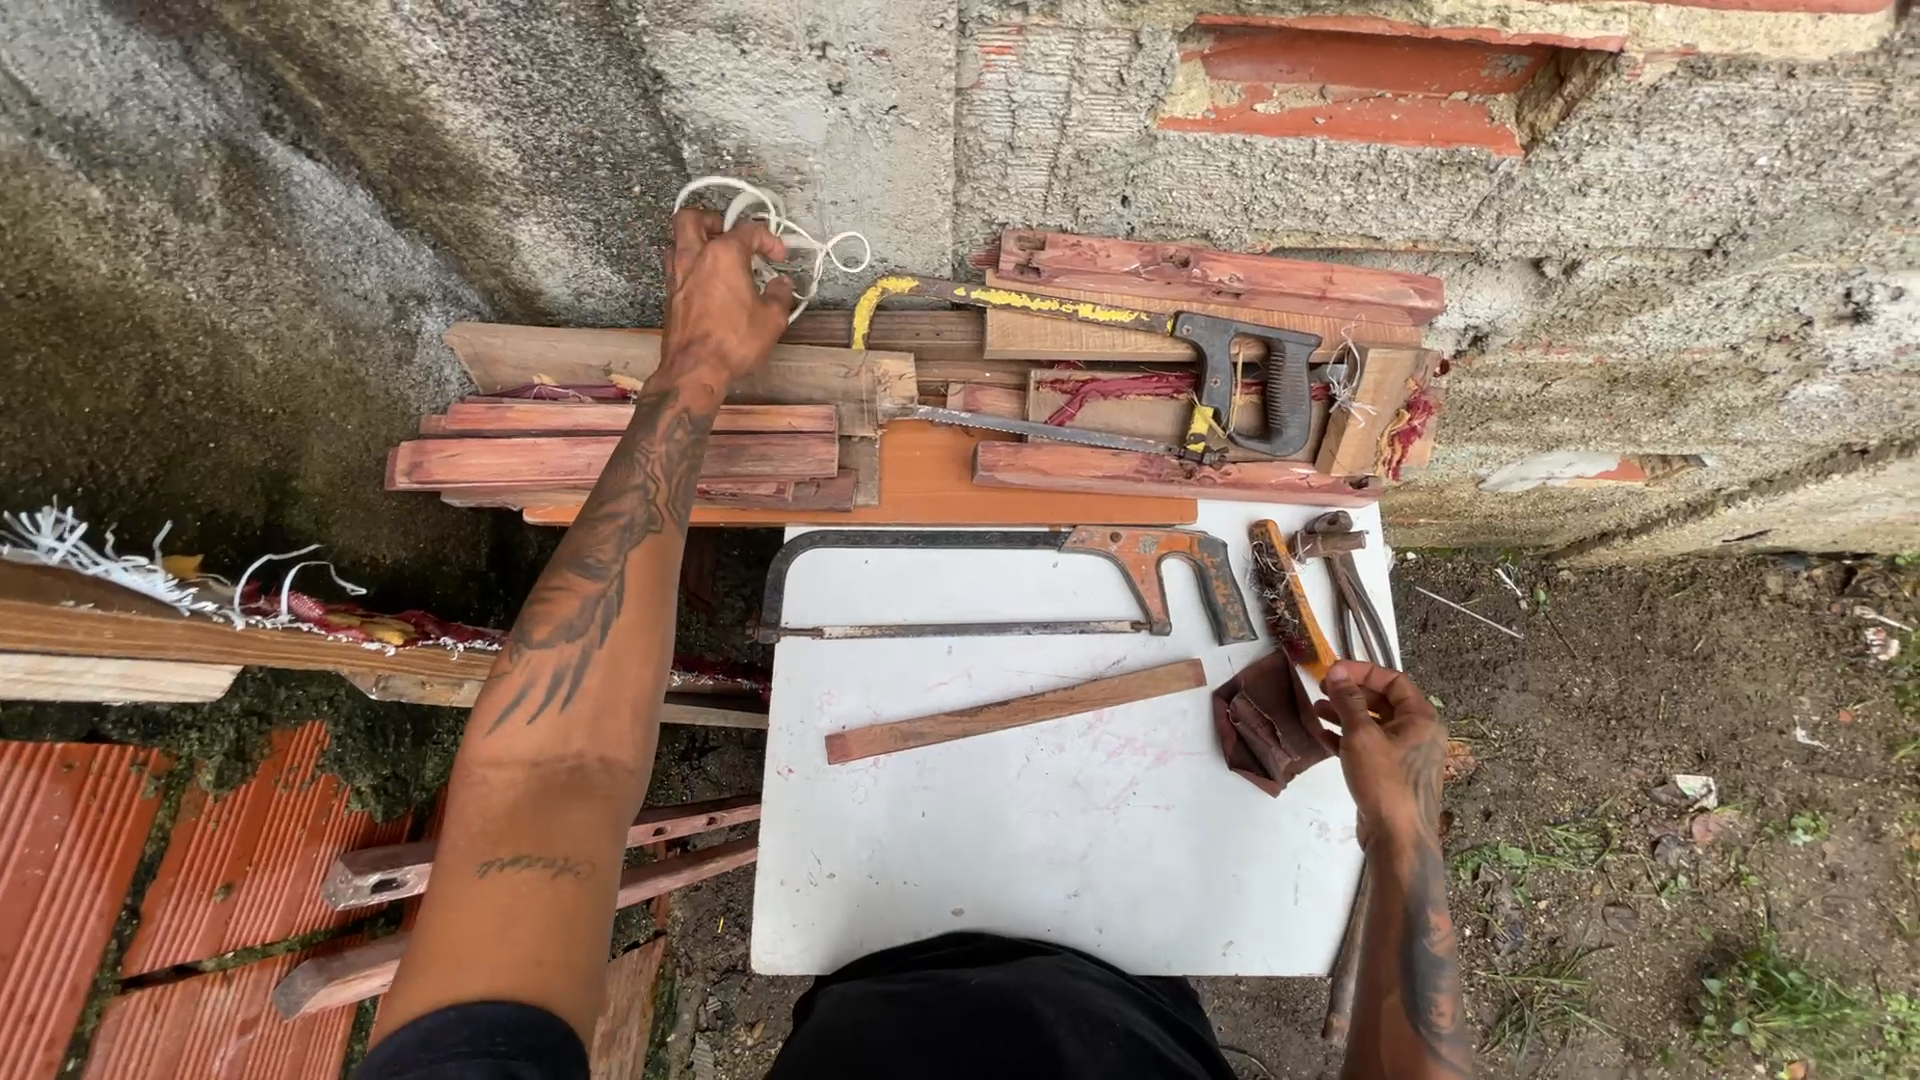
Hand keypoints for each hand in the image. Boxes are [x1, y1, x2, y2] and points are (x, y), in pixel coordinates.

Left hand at [659, 207, 795, 386]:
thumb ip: (780, 295)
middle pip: (693, 218)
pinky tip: (707, 281)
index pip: (748, 230)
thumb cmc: (733, 341)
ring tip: (716, 256)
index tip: (779, 255)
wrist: (696, 368)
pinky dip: (691, 264)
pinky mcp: (670, 295)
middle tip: (730, 234)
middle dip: (713, 220)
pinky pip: (676, 265)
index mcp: (723, 254)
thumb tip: (783, 285)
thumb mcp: (772, 319)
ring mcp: (677, 275)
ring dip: (696, 240)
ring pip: (677, 239)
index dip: (768, 239)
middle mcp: (695, 257)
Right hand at [1310, 660, 1444, 850]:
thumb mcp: (1362, 735)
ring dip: (1344, 713)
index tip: (1333, 671)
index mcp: (1421, 719)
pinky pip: (1367, 745)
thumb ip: (1348, 700)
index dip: (1363, 671)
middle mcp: (1417, 733)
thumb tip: (1337, 671)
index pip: (1393, 680)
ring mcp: (1404, 754)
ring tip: (1316, 709)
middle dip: (1350, 693)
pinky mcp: (1389, 772)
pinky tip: (1321, 735)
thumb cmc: (1384, 780)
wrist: (1397, 837)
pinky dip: (1345, 736)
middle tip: (1321, 689)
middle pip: (1382, 701)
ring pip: (1372, 723)